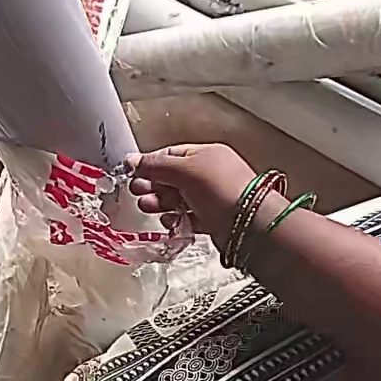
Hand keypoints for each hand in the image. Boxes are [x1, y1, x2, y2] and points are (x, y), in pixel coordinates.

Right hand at [128, 144, 261, 245]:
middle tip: (140, 193)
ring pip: (175, 200)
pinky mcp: (210, 220)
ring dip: (159, 204)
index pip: (169, 155)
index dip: (149, 165)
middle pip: (169, 178)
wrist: (250, 225)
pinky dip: (174, 219)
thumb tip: (131, 160)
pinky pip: (185, 217)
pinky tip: (170, 221)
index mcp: (205, 155)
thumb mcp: (183, 170)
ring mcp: (209, 198)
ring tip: (151, 207)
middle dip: (152, 186)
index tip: (133, 174)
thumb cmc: (221, 190)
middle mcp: (208, 175)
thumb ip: (154, 165)